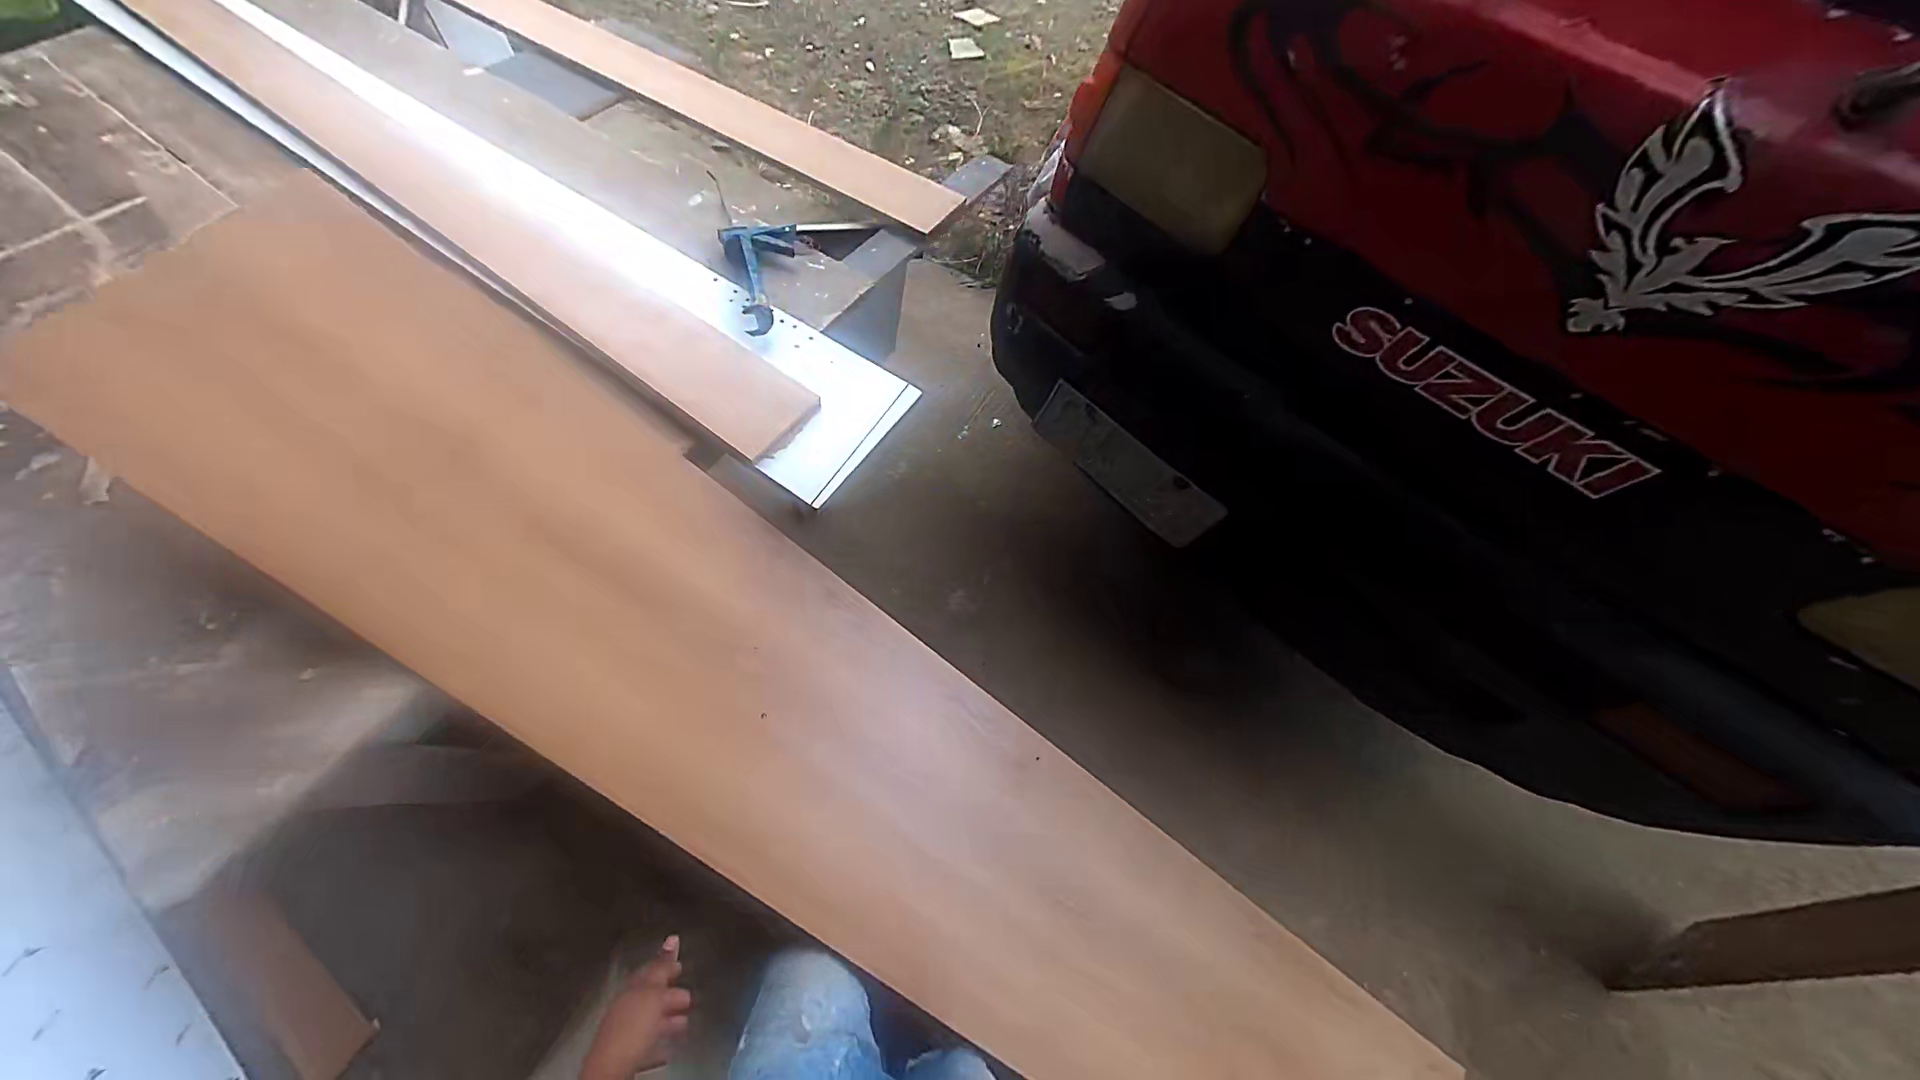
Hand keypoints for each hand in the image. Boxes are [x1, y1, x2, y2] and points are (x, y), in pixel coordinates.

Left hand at [581, 935, 692, 1079]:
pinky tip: (667, 1049)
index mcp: (631, 990)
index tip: (681, 963)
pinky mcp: (626, 1054)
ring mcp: (624, 1031)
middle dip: (669, 994)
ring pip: (650, 1020)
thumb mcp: (653, 994)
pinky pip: (646, 1042)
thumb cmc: (633, 1027)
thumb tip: (673, 937)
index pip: (650, 970)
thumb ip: (663, 968)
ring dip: (667, 1019)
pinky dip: (658, 1040)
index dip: (666, 965)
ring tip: (684, 1022)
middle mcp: (626, 1007)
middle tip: (687, 995)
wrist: (610, 1073)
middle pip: (650, 995)